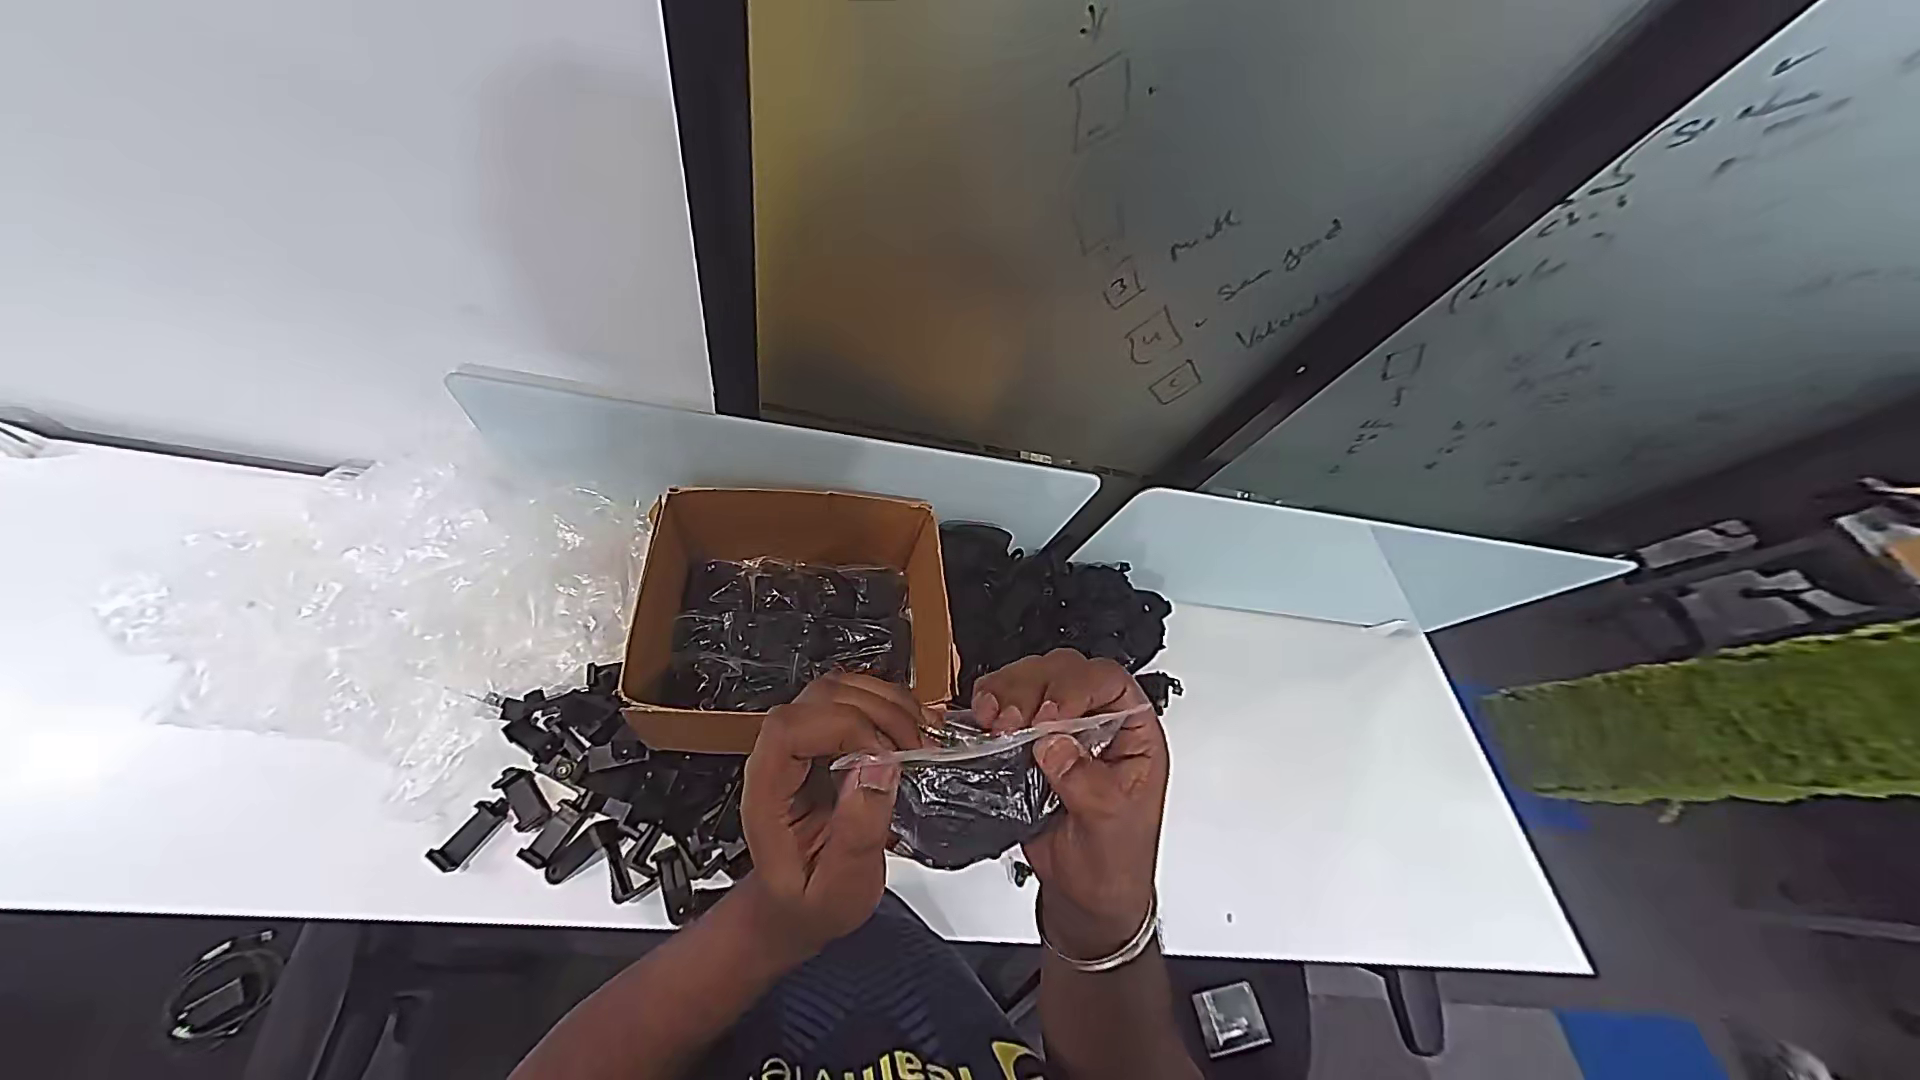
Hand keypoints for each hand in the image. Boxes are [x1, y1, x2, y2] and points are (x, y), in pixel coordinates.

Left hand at [739, 672, 926, 960]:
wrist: (799, 904)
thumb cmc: (808, 902)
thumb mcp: (838, 890)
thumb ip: (857, 835)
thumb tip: (879, 768)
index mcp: (768, 792)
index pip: (790, 729)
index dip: (842, 728)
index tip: (883, 756)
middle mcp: (780, 757)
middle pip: (821, 698)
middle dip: (878, 713)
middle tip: (914, 747)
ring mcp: (804, 741)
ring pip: (841, 687)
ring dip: (889, 704)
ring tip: (918, 738)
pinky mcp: (829, 736)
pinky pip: (857, 697)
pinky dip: (892, 704)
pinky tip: (913, 728)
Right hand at [972, 649, 1167, 958]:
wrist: (1084, 892)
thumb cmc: (1113, 860)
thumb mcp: (1111, 825)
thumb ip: (1088, 783)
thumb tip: (1055, 742)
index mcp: (1132, 731)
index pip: (1109, 683)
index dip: (1077, 688)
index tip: (1050, 715)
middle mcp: (1096, 719)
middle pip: (1064, 671)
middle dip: (1033, 689)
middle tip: (1013, 723)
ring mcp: (1059, 724)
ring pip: (1031, 677)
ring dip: (1006, 693)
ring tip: (994, 723)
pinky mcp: (1025, 734)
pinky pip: (1004, 699)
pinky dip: (988, 703)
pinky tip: (982, 719)